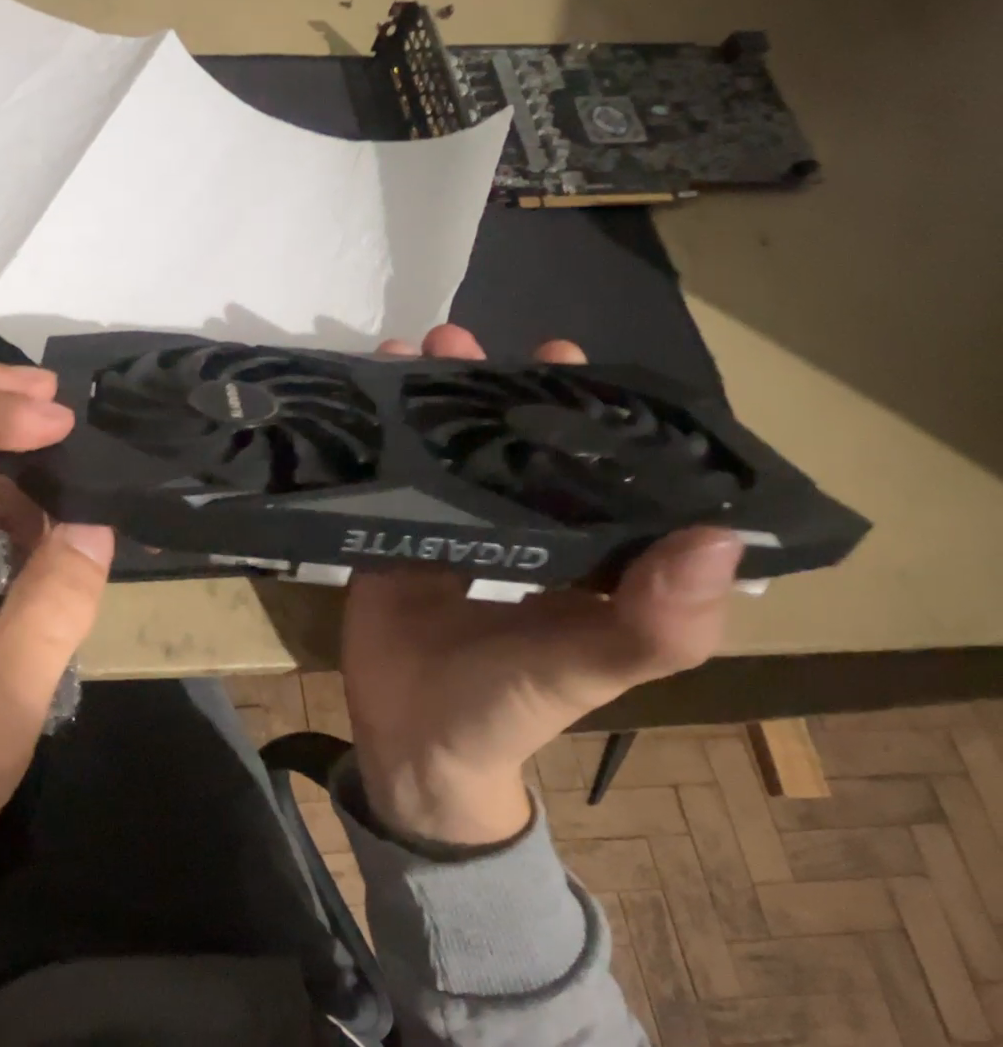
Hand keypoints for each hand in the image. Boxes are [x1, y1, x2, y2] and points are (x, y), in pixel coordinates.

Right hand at [346, 325, 742, 845]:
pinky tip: (366, 397)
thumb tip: (716, 536)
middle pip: (518, 440)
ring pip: (452, 448)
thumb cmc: (510, 707)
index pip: (602, 462)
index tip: (565, 356)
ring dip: (437, 399)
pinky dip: (382, 437)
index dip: (589, 407)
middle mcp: (526, 525)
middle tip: (473, 343)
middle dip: (498, 386)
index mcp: (588, 547)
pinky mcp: (396, 536)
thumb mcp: (589, 669)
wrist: (410, 740)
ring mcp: (454, 528)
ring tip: (420, 349)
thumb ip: (657, 624)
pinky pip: (393, 477)